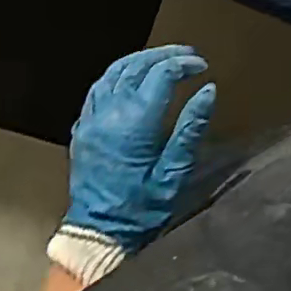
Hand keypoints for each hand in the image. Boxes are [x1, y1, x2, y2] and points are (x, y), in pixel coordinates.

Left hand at [62, 45, 215, 252]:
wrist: (98, 237)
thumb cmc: (141, 208)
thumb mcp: (175, 172)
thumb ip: (192, 128)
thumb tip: (209, 89)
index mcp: (134, 124)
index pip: (162, 74)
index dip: (185, 64)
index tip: (202, 67)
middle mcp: (109, 115)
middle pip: (137, 65)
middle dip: (166, 54)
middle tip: (188, 55)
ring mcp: (91, 121)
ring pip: (114, 72)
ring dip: (141, 59)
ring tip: (163, 58)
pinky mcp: (82, 130)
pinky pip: (98, 88)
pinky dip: (118, 74)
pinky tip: (133, 77)